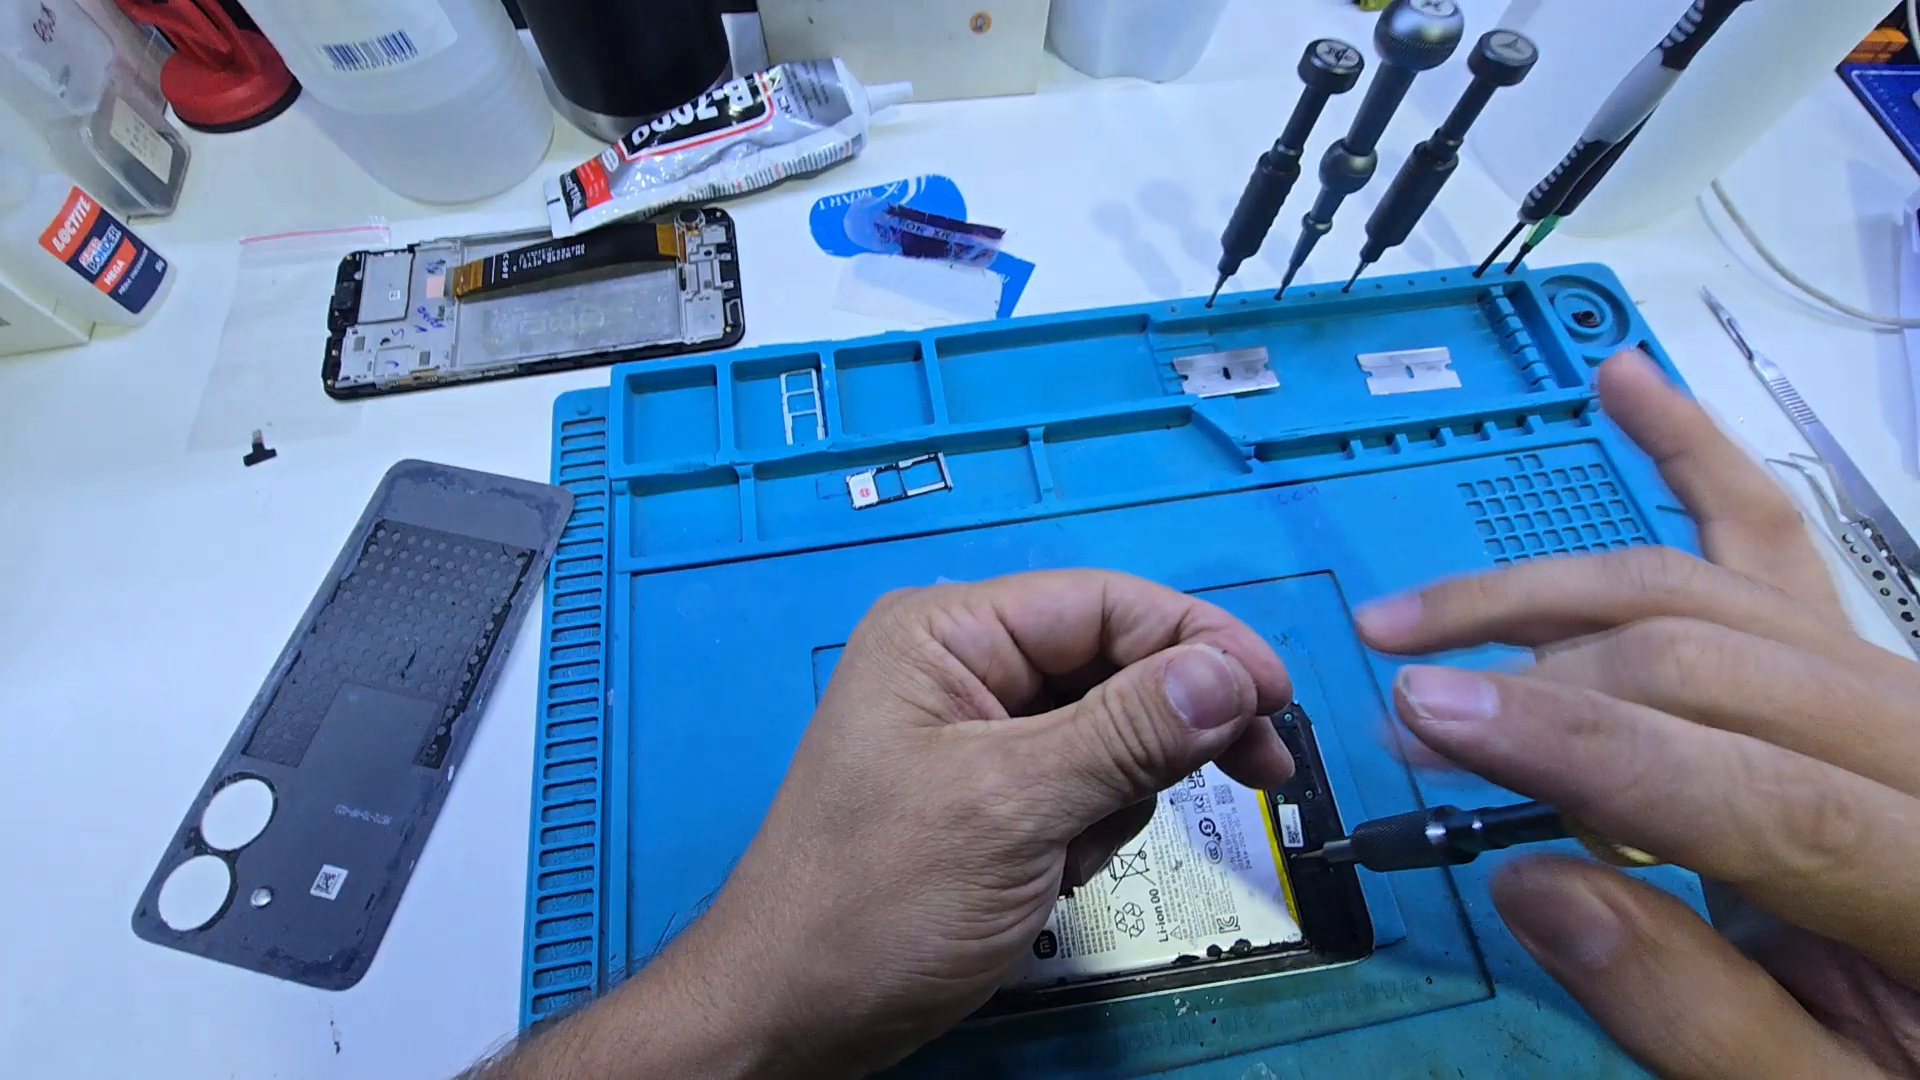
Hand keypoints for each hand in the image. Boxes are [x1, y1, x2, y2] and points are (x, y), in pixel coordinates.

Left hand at [481, 571, 1292, 1078]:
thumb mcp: (1012, 807)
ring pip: (1108, 722)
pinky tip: (1056, 867)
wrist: (796, 1012)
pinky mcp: (991, 778)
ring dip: (1122, 786)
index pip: (1100, 602)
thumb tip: (1232, 673)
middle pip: (1109, 659)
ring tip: (1072, 851)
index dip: (1196, 638)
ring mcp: (977, 721)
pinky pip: (1082, 773)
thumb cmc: (881, 900)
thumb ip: (1127, 733)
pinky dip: (1094, 818)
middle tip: (1257, 772)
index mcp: (949, 630)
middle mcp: (964, 658)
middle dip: (1169, 724)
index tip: (1277, 697)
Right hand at [1358, 350, 1919, 1078]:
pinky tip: (1627, 385)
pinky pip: (1769, 532)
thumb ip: (1694, 1013)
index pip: (1742, 786)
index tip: (1417, 714)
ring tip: (1416, 612)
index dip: (1567, 743)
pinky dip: (1693, 453)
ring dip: (1536, 591)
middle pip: (1702, 664)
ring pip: (1699, 587)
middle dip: (1524, 677)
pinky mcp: (1853, 655)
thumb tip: (1528, 885)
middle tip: (1402, 701)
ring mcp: (1901, 685)